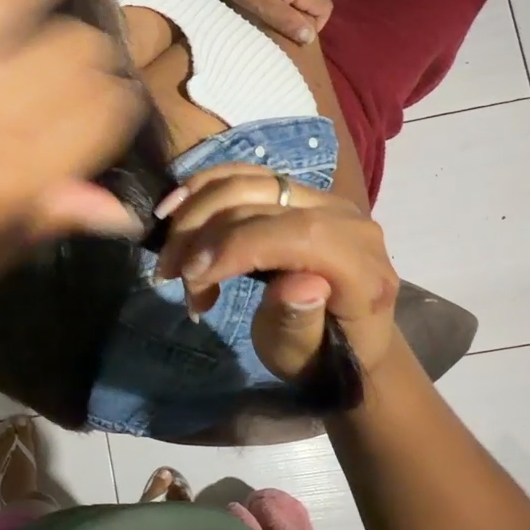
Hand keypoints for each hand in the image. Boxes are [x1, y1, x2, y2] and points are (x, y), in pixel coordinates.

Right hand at [154, 165, 398, 380]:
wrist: (340, 341)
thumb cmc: (319, 355)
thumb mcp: (305, 353)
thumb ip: (301, 322)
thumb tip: (301, 286)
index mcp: (361, 268)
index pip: (299, 234)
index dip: (237, 245)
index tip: (190, 275)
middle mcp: (348, 221)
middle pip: (265, 201)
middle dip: (204, 235)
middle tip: (169, 276)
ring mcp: (323, 199)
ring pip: (249, 182)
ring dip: (195, 212)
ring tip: (168, 254)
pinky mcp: (299, 192)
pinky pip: (248, 174)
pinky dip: (205, 186)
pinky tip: (175, 207)